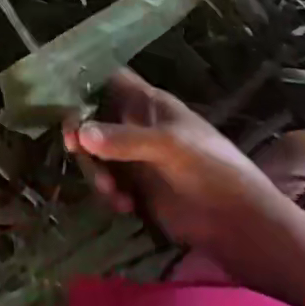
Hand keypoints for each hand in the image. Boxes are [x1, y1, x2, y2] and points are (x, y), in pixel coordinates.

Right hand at [63, 69, 287, 258]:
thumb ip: (124, 139)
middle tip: (74, 149)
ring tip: (112, 192)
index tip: (60, 95)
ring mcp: (135, 156)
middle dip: (79, 133)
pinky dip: (108, 192)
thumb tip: (80, 134)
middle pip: (91, 116)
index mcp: (148, 104)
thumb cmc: (213, 170)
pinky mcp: (136, 187)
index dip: (84, 80)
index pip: (108, 79)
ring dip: (94, 170)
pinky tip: (125, 205)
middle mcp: (136, 125)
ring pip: (94, 152)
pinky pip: (106, 181)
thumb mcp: (170, 147)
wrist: (244, 226)